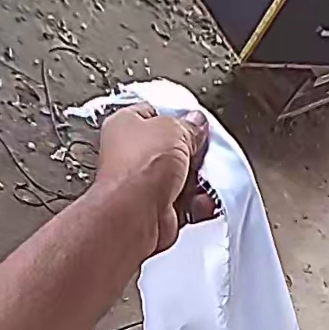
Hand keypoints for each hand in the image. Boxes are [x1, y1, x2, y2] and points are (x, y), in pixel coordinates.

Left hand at [93, 103, 217, 253]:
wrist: (136, 214)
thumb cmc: (139, 169)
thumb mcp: (174, 129)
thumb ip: (188, 125)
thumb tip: (196, 124)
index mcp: (124, 127)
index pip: (154, 115)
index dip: (177, 118)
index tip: (196, 123)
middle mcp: (129, 159)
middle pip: (170, 151)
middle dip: (191, 154)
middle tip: (202, 153)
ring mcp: (142, 189)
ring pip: (180, 181)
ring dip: (196, 181)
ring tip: (204, 179)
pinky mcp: (156, 213)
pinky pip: (183, 205)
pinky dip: (196, 205)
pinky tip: (202, 201)